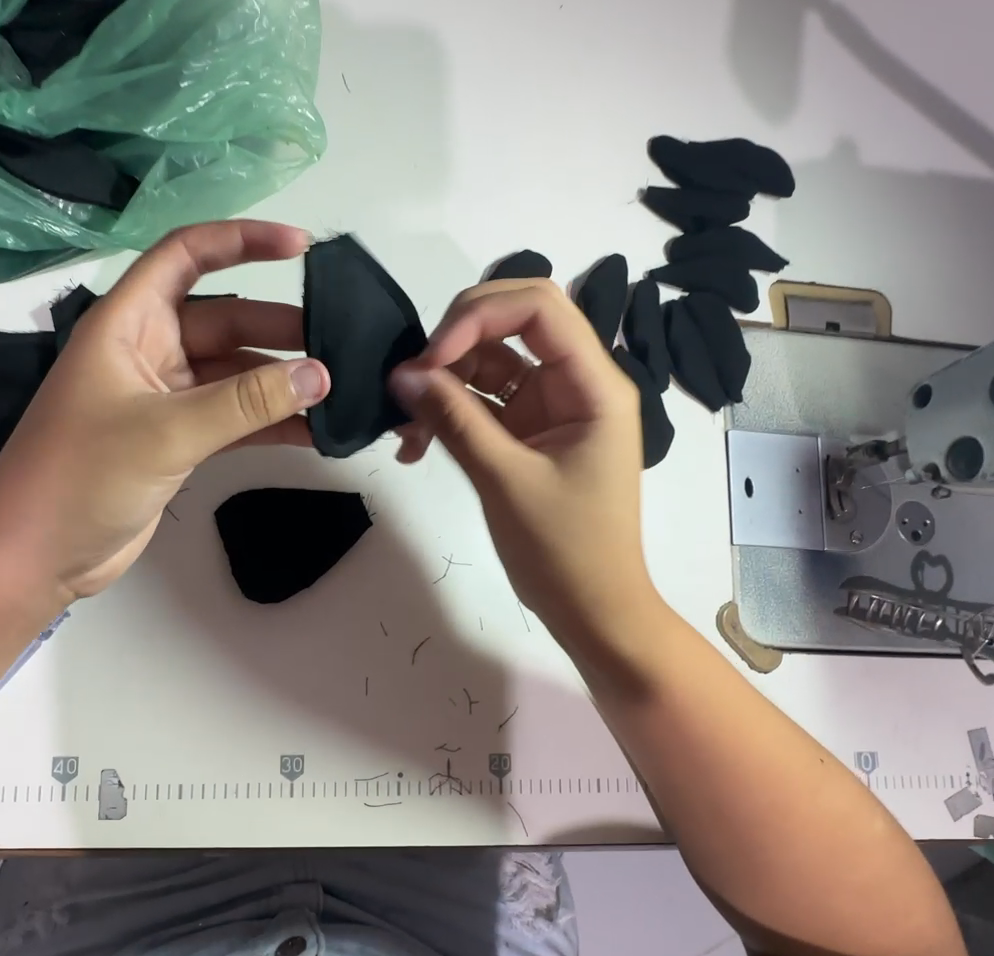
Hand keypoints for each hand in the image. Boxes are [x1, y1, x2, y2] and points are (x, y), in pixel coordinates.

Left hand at [0, 221, 329, 604]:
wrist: (39, 555)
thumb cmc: (83, 476)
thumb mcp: (166, 431)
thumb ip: (245, 402)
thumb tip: (320, 375)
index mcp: (128, 323)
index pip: (187, 256)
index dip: (242, 242)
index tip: (302, 249)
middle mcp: (149, 352)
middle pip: (225, 320)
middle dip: (280, 329)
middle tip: (342, 345)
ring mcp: (165, 400)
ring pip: (235, 374)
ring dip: (281, 382)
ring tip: (340, 391)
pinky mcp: (178, 442)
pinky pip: (234, 419)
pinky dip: (270, 424)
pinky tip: (315, 431)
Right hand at [388, 279, 654, 649]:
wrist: (592, 608)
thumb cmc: (565, 550)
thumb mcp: (504, 480)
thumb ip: (453, 420)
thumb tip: (399, 373)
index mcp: (594, 384)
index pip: (539, 309)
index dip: (477, 317)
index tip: (429, 360)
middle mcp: (576, 382)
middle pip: (514, 321)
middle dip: (456, 340)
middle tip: (412, 378)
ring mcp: (551, 406)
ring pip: (491, 360)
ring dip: (444, 382)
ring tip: (407, 430)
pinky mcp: (529, 431)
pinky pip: (484, 400)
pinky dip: (449, 413)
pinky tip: (417, 444)